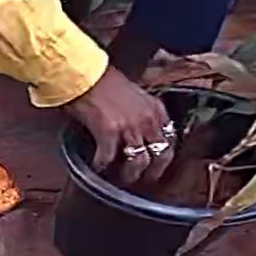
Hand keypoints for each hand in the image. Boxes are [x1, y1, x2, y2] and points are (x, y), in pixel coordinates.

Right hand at [64, 66, 174, 185]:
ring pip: (138, 161)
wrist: (85, 75)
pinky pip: (108, 158)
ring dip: (128, 174)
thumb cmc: (103, 82)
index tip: (155, 166)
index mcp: (156, 109)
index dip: (163, 157)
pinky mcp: (109, 132)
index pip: (170, 139)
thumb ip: (139, 113)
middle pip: (161, 154)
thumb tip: (133, 132)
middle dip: (152, 172)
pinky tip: (96, 167)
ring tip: (119, 179)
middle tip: (141, 180)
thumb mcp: (133, 96)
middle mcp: (148, 119)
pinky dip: (101, 166)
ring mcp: (130, 127)